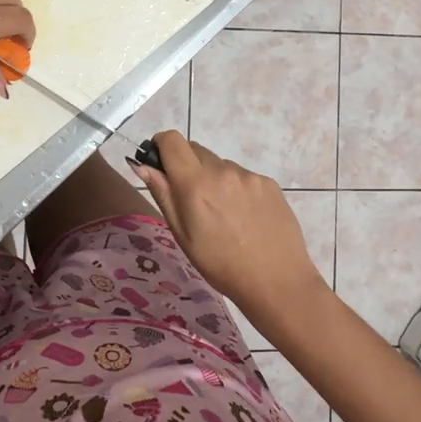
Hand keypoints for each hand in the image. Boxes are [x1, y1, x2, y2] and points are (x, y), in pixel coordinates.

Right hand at [132, 131, 329, 320]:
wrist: (277, 281)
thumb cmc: (220, 265)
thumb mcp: (182, 235)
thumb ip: (163, 194)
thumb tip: (143, 165)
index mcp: (195, 183)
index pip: (171, 140)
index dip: (161, 146)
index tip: (161, 166)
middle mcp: (222, 170)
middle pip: (195, 150)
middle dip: (187, 167)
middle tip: (194, 201)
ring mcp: (248, 175)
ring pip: (220, 165)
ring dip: (214, 179)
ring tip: (224, 215)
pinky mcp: (269, 183)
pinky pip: (243, 176)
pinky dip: (237, 188)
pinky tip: (245, 216)